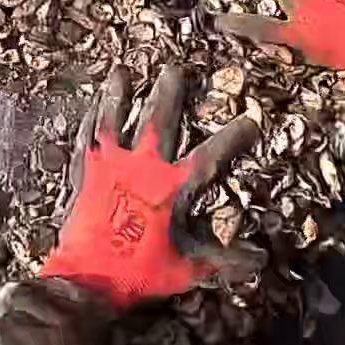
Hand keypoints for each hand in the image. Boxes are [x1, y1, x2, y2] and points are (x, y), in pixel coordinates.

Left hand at [39, 63, 262, 308]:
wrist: (87, 276)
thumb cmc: (138, 272)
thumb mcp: (185, 269)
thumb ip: (221, 260)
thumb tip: (258, 261)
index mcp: (171, 187)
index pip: (210, 156)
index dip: (233, 138)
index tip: (250, 119)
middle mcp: (141, 166)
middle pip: (159, 120)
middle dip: (170, 93)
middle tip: (176, 68)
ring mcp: (109, 163)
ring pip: (115, 118)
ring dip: (120, 93)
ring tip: (122, 71)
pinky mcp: (85, 169)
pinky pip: (89, 135)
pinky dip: (92, 116)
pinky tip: (94, 103)